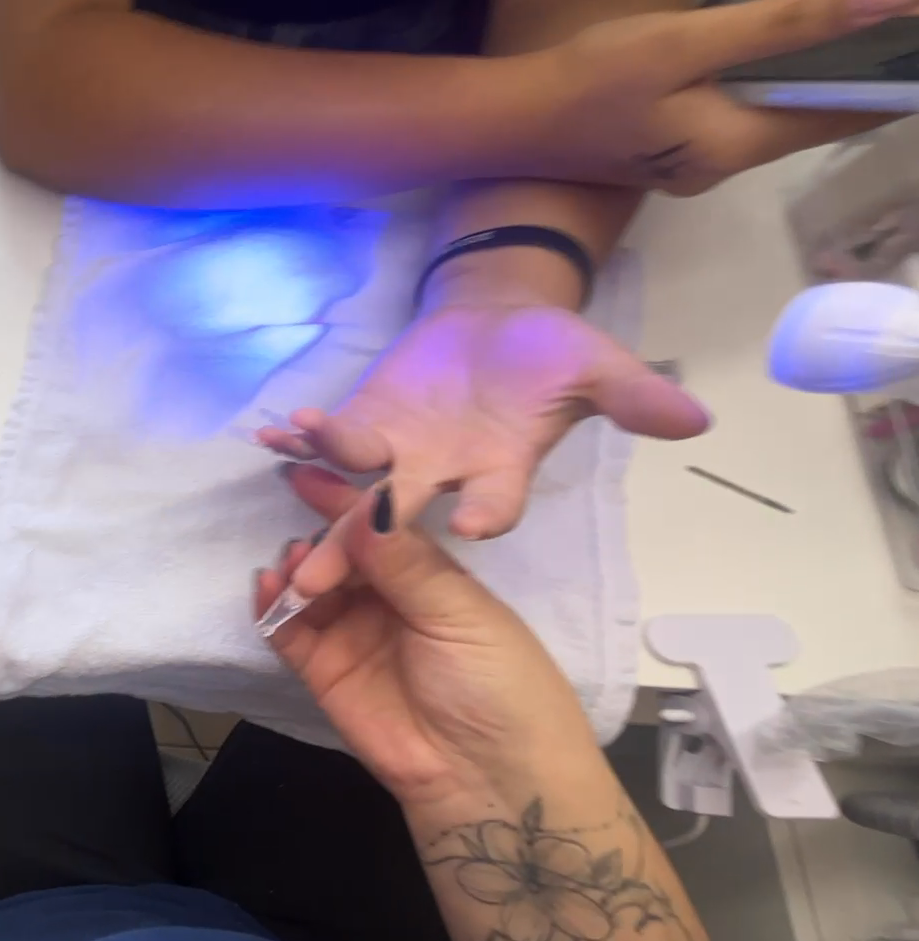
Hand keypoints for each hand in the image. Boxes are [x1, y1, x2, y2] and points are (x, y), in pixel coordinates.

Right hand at [254, 465, 600, 807]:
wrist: (484, 779)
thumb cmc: (497, 687)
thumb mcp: (463, 616)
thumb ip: (408, 565)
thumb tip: (366, 506)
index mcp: (430, 580)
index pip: (381, 532)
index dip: (348, 502)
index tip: (312, 469)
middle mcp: (384, 600)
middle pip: (339, 555)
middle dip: (316, 535)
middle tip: (295, 524)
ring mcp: (349, 633)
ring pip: (309, 587)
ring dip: (295, 569)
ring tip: (292, 565)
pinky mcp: (319, 667)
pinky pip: (287, 630)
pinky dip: (271, 608)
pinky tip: (267, 588)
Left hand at [259, 301, 706, 600]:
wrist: (494, 326)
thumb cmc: (548, 356)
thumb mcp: (595, 367)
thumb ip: (629, 394)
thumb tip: (694, 420)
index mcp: (494, 473)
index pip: (492, 501)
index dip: (487, 510)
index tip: (477, 525)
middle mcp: (435, 476)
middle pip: (391, 520)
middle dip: (352, 548)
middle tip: (313, 585)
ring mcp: (391, 454)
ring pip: (349, 484)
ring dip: (315, 491)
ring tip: (286, 493)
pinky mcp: (362, 423)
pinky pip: (327, 437)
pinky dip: (304, 435)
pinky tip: (273, 435)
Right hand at [538, 0, 918, 195]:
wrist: (504, 122)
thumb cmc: (589, 83)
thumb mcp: (688, 43)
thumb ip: (788, 25)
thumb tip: (899, 7)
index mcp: (732, 145)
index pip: (849, 112)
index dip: (898, 75)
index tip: (914, 45)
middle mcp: (714, 167)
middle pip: (811, 117)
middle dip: (855, 70)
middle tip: (887, 25)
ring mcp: (683, 165)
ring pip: (772, 117)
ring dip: (807, 78)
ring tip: (839, 32)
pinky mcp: (659, 154)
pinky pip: (734, 119)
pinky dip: (763, 87)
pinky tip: (763, 57)